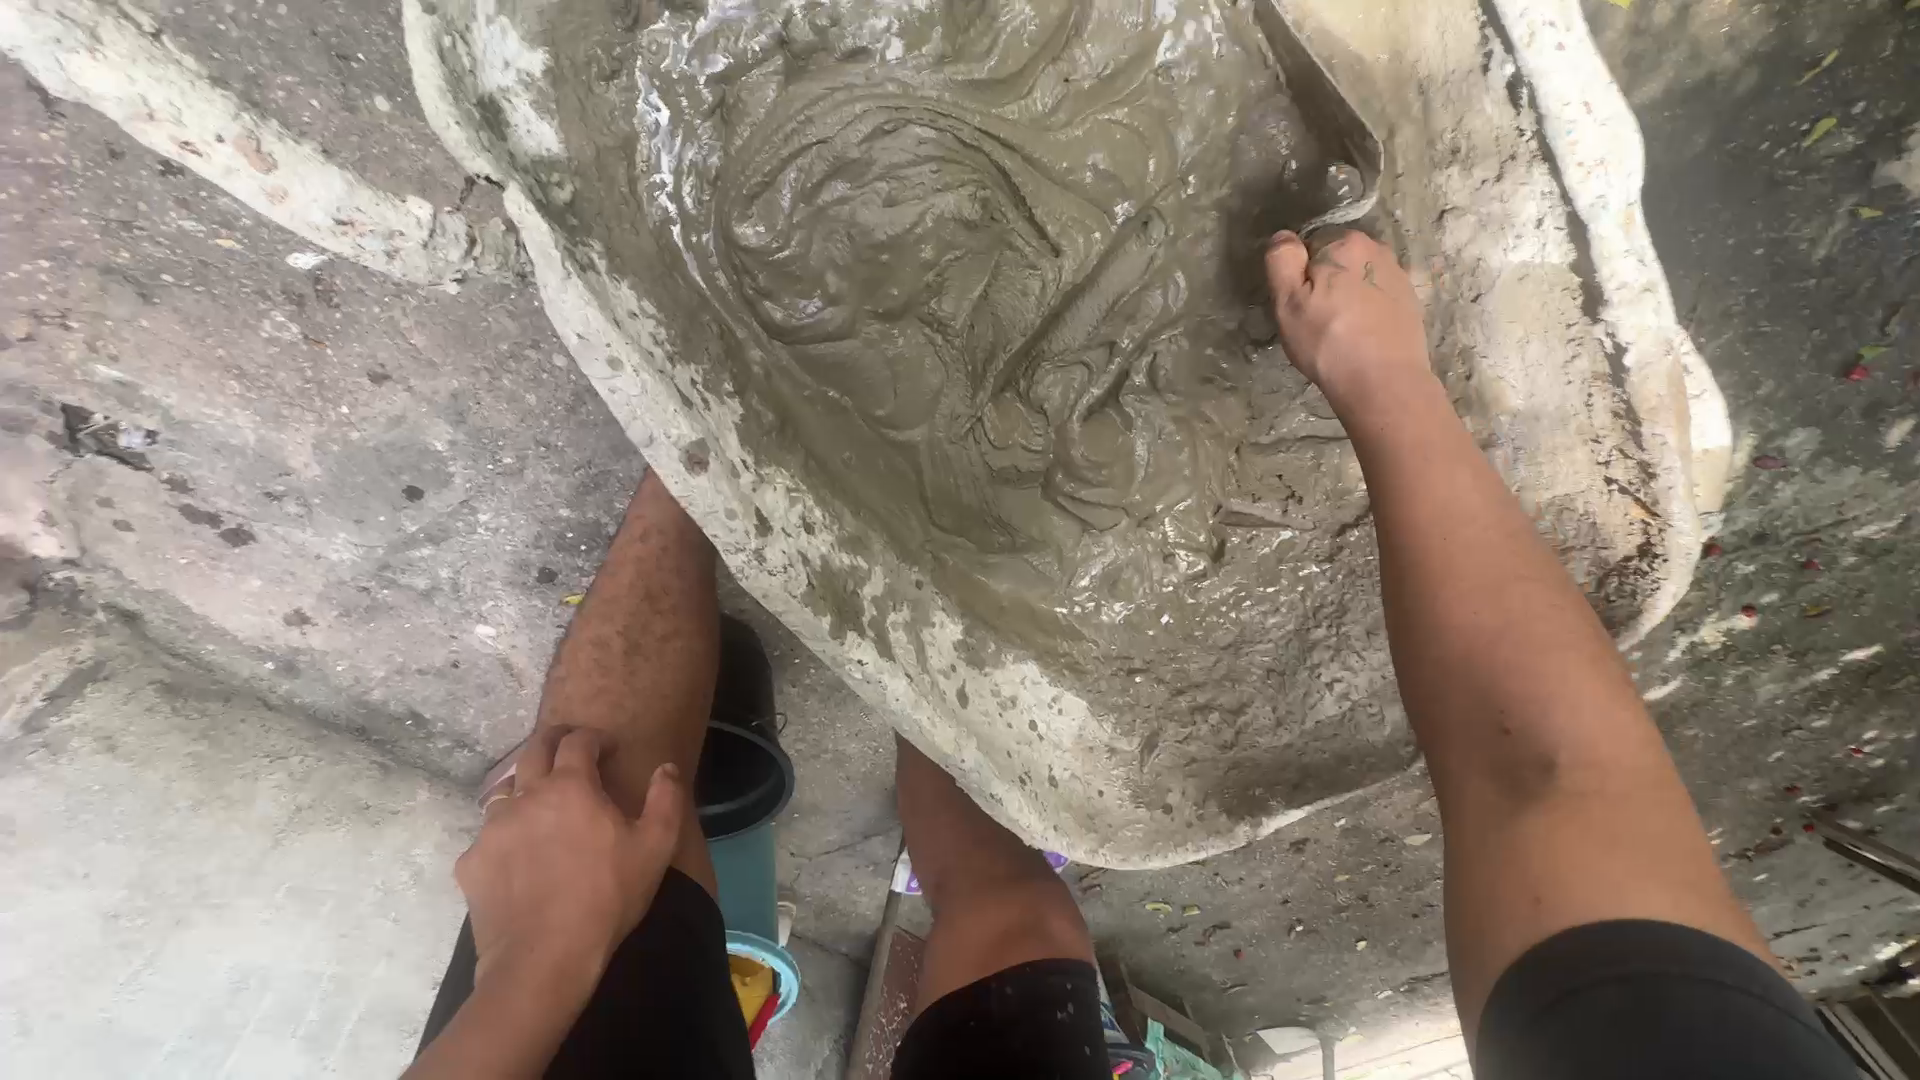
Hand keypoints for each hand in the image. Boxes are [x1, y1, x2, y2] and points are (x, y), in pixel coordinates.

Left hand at [456, 726, 685, 989]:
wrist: (542, 961)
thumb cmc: (607, 897)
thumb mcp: (656, 846)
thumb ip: (666, 798)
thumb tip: (665, 767)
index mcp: (570, 787)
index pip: (577, 741)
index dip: (594, 737)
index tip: (607, 747)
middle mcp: (525, 797)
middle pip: (533, 750)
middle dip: (553, 740)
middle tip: (569, 747)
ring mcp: (491, 831)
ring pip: (505, 792)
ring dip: (525, 788)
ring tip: (541, 805)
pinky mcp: (470, 864)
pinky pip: (488, 836)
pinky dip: (506, 834)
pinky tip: (519, 856)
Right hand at [1265, 229, 1431, 410]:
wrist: (1382, 380)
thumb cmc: (1326, 340)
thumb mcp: (1287, 301)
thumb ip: (1281, 260)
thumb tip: (1283, 236)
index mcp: (1344, 243)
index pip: (1308, 245)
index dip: (1297, 275)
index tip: (1297, 305)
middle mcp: (1377, 248)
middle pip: (1336, 259)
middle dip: (1323, 282)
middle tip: (1313, 320)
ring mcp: (1398, 274)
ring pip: (1357, 278)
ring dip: (1345, 296)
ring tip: (1337, 331)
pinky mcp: (1409, 300)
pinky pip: (1375, 297)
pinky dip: (1365, 310)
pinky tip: (1359, 336)